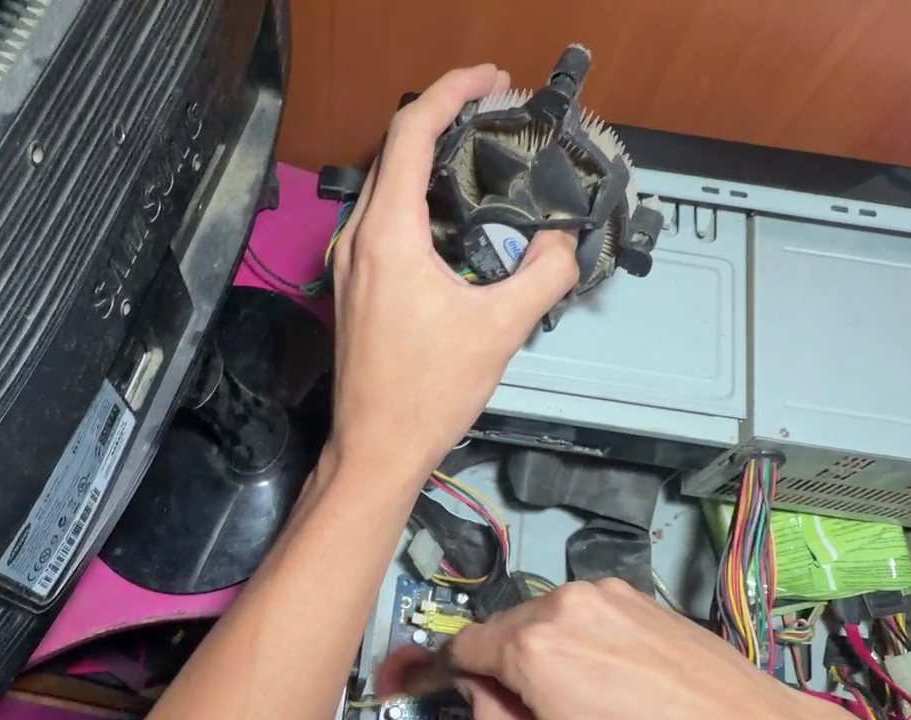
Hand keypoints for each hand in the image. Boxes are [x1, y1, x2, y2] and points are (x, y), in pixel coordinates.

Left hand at [327, 64, 579, 488]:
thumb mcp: (500, 330)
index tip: (489, 80)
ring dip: (426, 162)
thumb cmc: (422, 398)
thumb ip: (543, 275)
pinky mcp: (351, 291)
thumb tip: (562, 245)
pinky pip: (380, 224)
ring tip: (475, 159)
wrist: (376, 448)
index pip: (411, 132)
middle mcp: (357, 243)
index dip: (452, 92)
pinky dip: (413, 202)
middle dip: (442, 119)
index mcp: (387, 238)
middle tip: (490, 113)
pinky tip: (448, 221)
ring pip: (383, 187)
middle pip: (393, 151)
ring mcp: (348, 268)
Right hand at [433, 578, 858, 719]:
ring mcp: (602, 592)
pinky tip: (615, 674)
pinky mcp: (635, 592)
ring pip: (542, 618)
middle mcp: (560, 605)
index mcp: (532, 650)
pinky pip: (581, 610)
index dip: (444, 671)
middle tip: (533, 710)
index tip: (436, 684)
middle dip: (501, 663)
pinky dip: (578, 635)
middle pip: (501, 630)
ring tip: (586, 697)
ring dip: (541, 648)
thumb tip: (474, 690)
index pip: (461, 648)